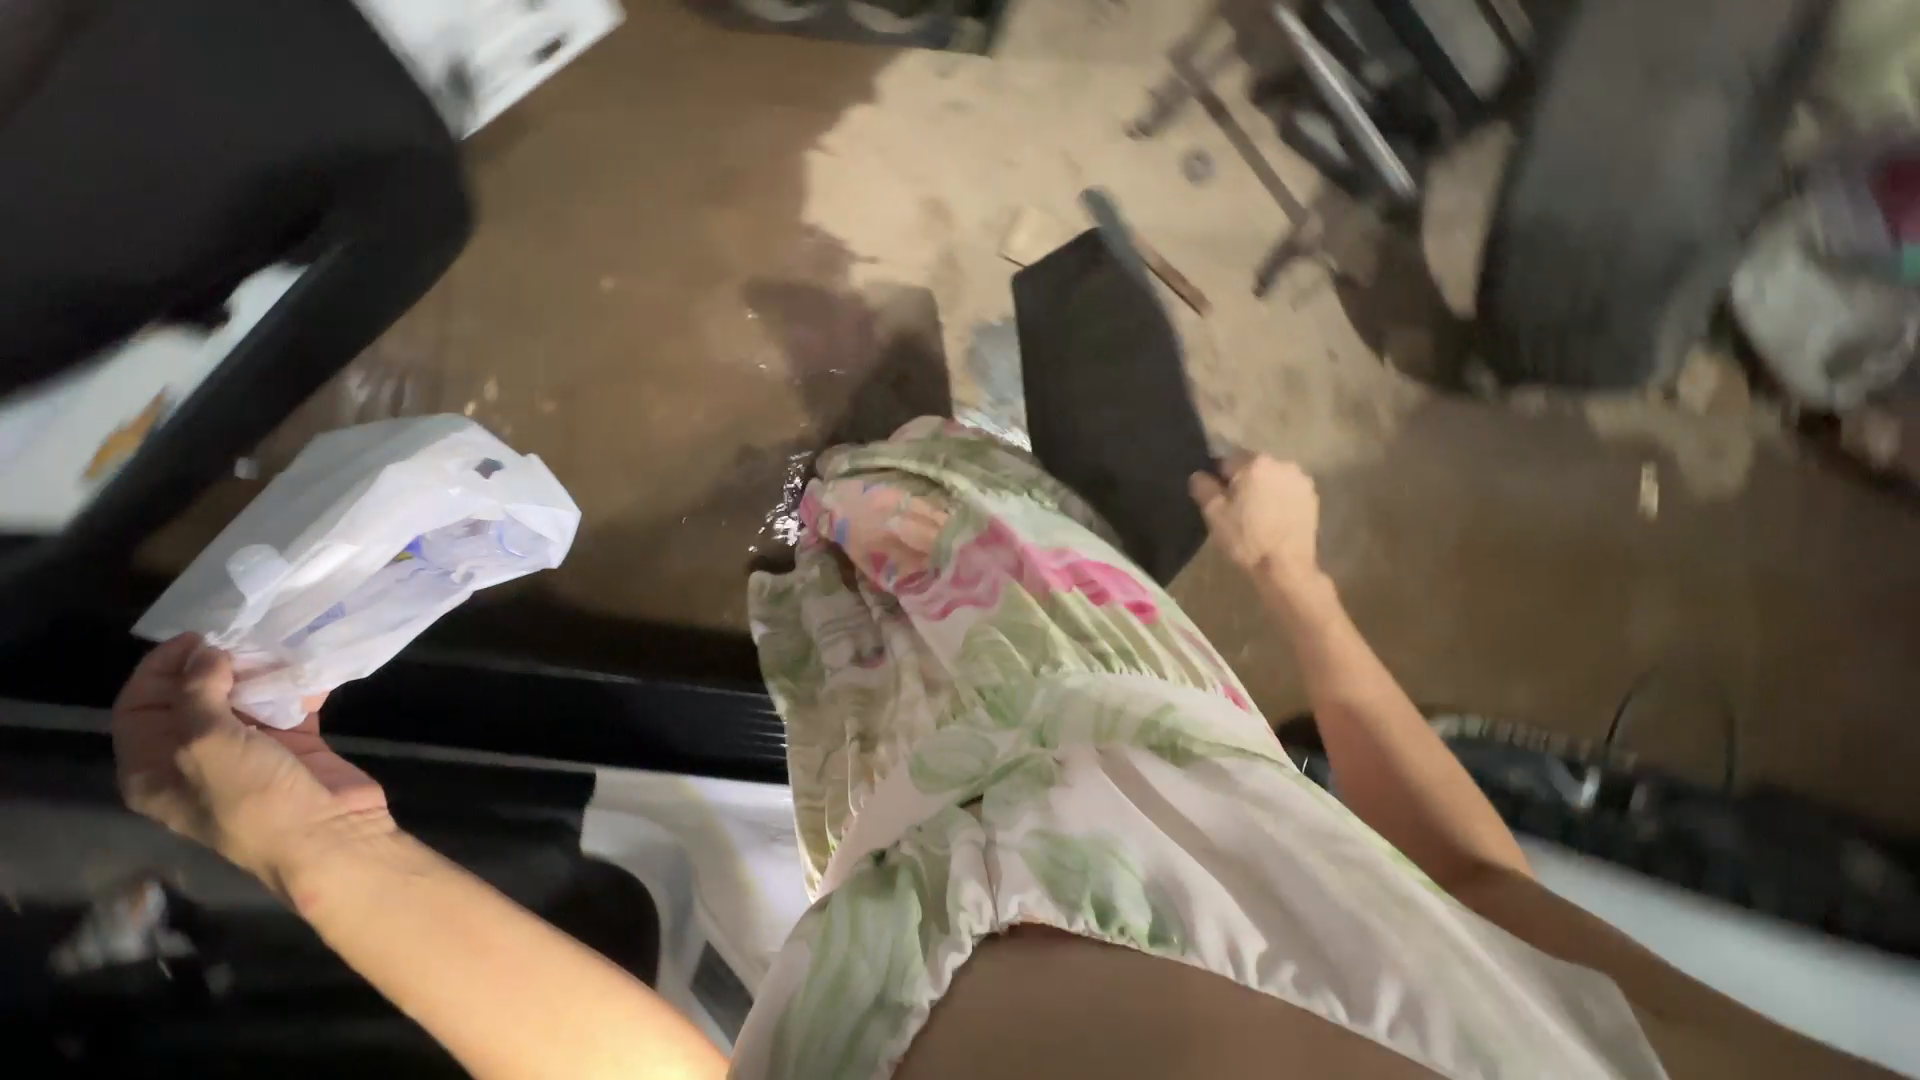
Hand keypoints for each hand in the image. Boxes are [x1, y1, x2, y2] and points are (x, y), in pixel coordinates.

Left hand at [112, 634, 391, 894]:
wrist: (325, 834)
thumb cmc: (252, 797)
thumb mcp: (207, 745)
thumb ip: (198, 694)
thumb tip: (207, 654)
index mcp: (153, 768)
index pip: (140, 706)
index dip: (163, 669)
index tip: (200, 637)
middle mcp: (195, 759)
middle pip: (193, 699)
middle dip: (215, 665)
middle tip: (244, 636)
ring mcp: (248, 753)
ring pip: (245, 700)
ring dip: (261, 672)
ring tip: (280, 645)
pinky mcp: (294, 748)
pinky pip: (289, 707)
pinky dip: (299, 687)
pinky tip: (313, 668)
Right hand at [1189, 454, 1322, 589]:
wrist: (1285, 566)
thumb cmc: (1246, 538)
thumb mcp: (1214, 514)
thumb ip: (1203, 487)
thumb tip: (1199, 475)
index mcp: (1255, 463)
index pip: (1226, 461)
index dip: (1218, 480)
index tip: (1218, 499)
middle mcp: (1281, 463)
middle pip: (1252, 468)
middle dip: (1243, 482)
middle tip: (1236, 508)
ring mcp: (1300, 479)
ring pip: (1271, 478)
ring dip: (1263, 489)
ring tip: (1257, 515)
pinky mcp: (1312, 496)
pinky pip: (1287, 490)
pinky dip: (1279, 498)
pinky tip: (1274, 519)